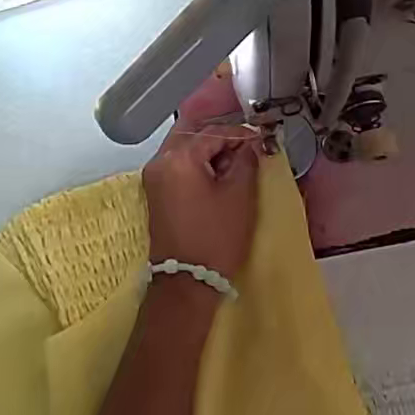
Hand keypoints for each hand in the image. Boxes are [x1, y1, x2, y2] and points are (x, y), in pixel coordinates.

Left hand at [142, 122, 262, 280]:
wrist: (187, 282)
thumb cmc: (216, 237)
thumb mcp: (239, 195)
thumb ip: (246, 161)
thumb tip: (251, 144)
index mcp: (179, 158)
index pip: (213, 132)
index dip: (240, 134)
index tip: (261, 140)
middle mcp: (160, 161)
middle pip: (193, 134)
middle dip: (221, 138)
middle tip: (247, 149)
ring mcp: (153, 177)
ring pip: (184, 148)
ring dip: (209, 150)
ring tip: (235, 164)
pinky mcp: (155, 192)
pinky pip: (178, 165)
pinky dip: (197, 164)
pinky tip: (217, 175)